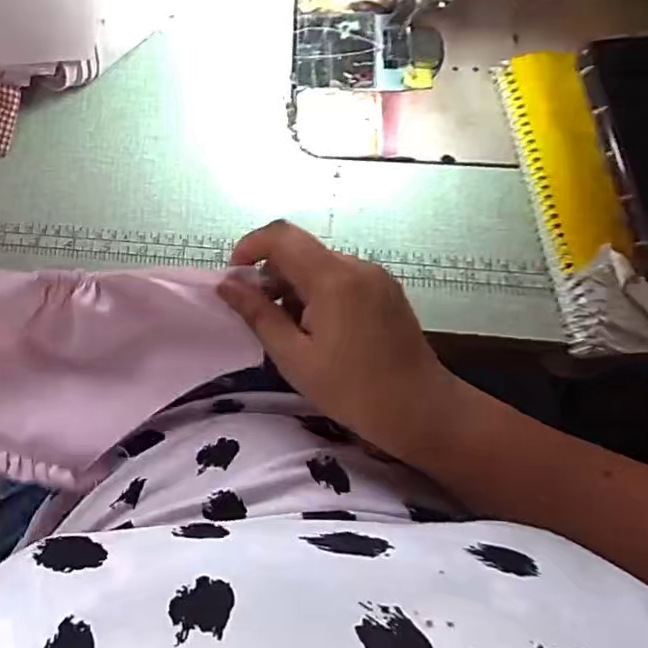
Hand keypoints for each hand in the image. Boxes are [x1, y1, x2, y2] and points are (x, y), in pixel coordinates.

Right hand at [217, 221, 468, 456]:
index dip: (249, 247)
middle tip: (259, 318)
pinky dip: (318, 294)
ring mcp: (375, 277)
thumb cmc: (353, 390)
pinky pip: (341, 278)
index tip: (233, 279)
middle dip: (270, 275)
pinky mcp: (386, 291)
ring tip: (290, 333)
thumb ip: (258, 315)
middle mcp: (356, 266)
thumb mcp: (294, 358)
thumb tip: (226, 284)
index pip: (281, 236)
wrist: (422, 411)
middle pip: (300, 251)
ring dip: (293, 287)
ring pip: (319, 265)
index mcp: (333, 278)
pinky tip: (318, 332)